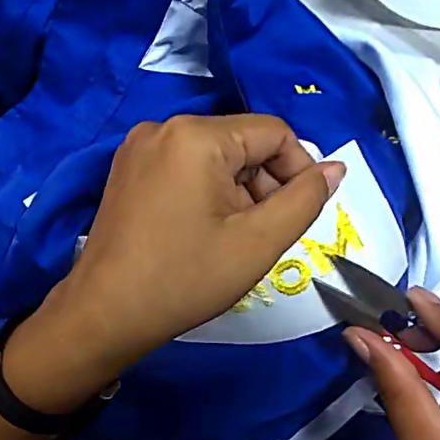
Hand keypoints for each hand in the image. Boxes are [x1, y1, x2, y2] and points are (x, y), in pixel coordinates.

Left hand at [7, 115, 343, 408]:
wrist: (105, 312)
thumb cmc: (184, 279)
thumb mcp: (258, 242)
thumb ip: (305, 199)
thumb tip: (334, 167)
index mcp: (195, 135)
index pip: (274, 133)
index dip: (298, 171)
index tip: (296, 215)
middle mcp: (163, 126)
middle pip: (242, 142)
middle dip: (264, 183)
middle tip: (260, 233)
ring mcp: (138, 146)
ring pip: (214, 155)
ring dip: (236, 190)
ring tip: (230, 237)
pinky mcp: (126, 167)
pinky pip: (184, 164)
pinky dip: (205, 189)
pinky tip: (202, 229)